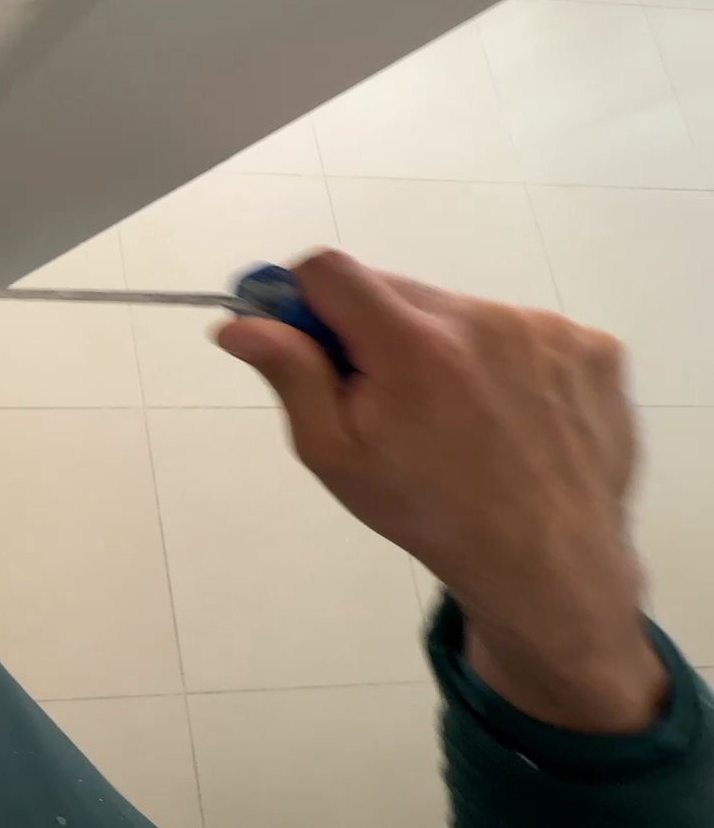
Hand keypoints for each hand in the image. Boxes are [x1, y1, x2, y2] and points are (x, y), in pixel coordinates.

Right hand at [217, 250, 665, 733]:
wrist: (547, 563)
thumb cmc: (417, 505)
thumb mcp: (328, 449)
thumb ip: (288, 373)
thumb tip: (237, 323)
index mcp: (413, 345)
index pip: (328, 269)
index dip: (300, 295)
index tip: (303, 337)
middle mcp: (483, 320)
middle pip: (385, 287)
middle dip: (360, 326)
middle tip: (368, 389)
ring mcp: (548, 331)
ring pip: (444, 307)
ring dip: (423, 340)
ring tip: (440, 407)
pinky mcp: (594, 347)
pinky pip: (507, 325)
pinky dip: (485, 353)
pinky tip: (494, 405)